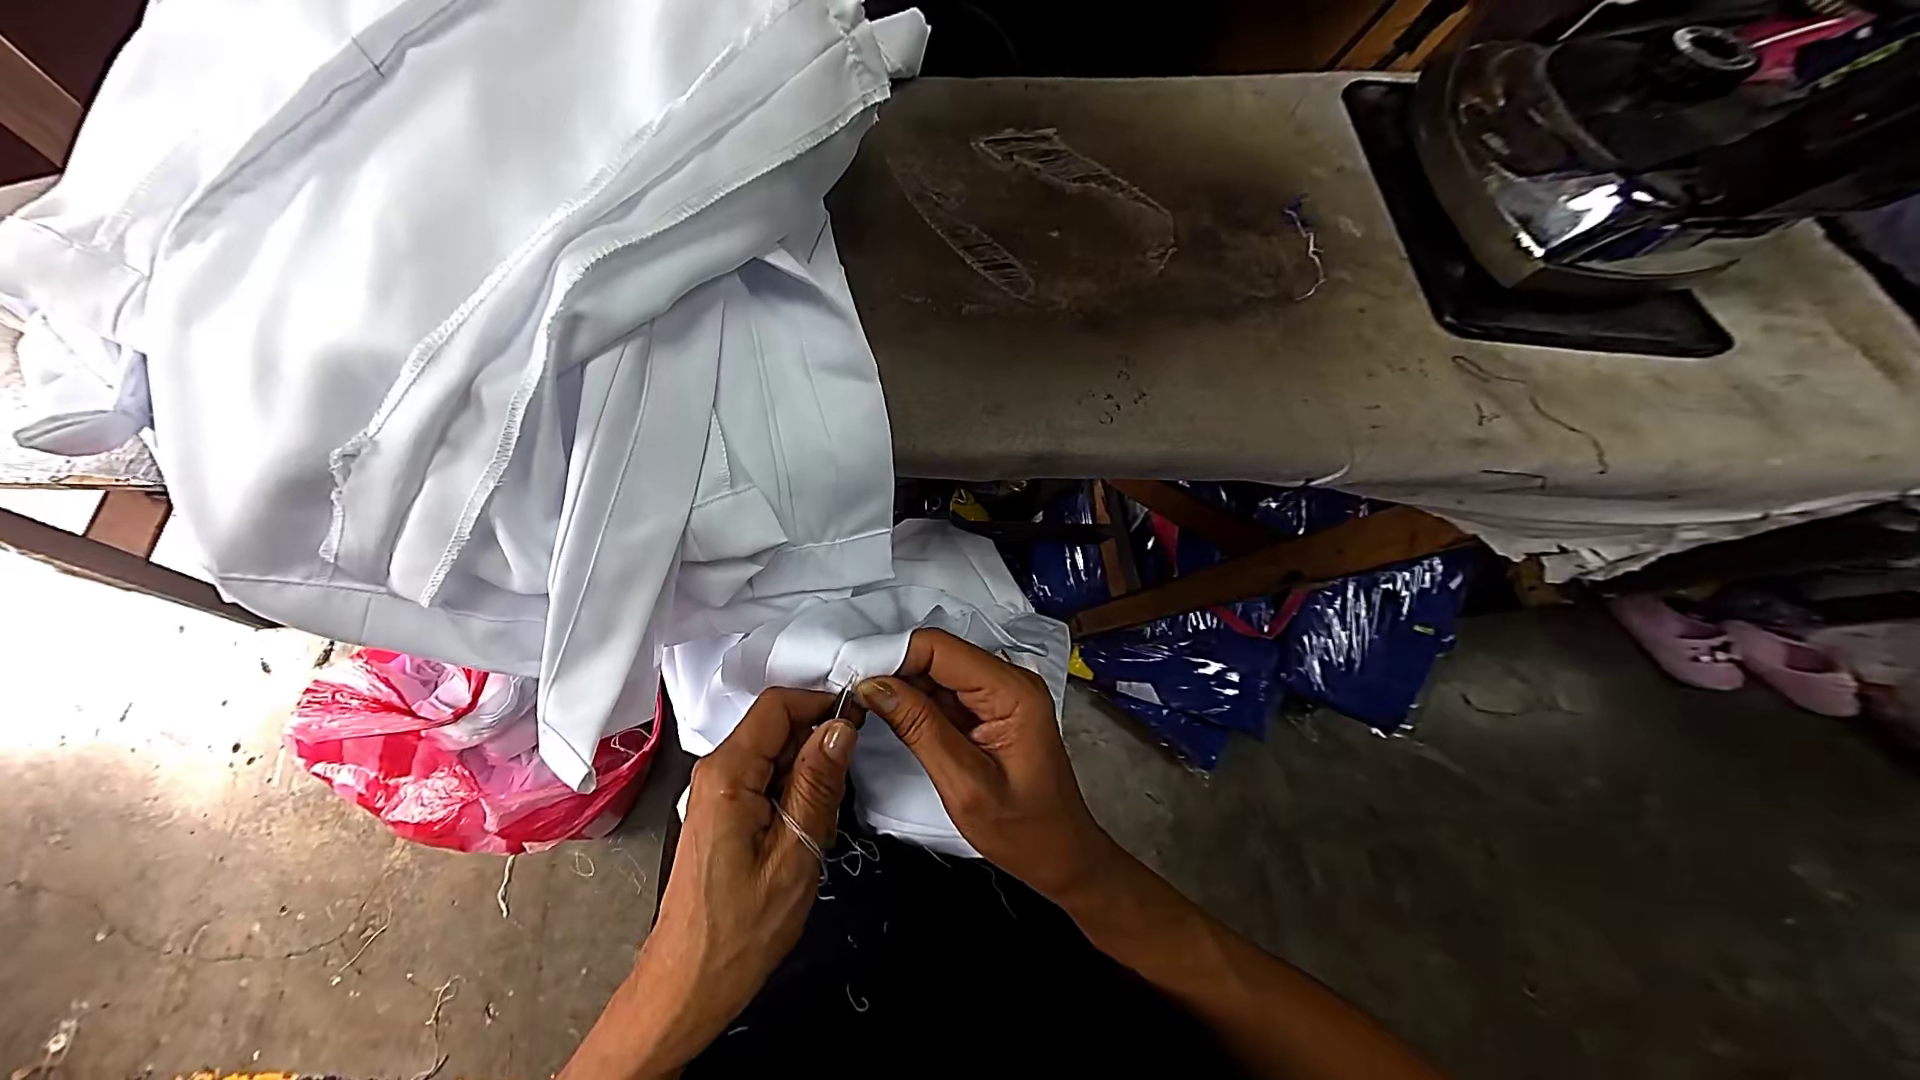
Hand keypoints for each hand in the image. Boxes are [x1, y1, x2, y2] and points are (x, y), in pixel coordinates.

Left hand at [560, 689, 856, 1079]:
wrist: (689, 983)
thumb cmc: (735, 934)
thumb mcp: (794, 853)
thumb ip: (818, 783)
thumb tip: (840, 729)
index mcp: (727, 776)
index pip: (778, 705)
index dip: (821, 702)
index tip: (856, 718)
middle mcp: (716, 774)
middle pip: (777, 724)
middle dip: (818, 742)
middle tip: (842, 782)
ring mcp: (718, 791)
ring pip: (776, 750)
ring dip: (809, 770)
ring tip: (819, 817)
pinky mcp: (724, 808)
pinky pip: (767, 775)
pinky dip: (795, 789)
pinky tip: (803, 826)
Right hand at [855, 628, 1123, 903]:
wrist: (1063, 856)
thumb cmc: (1023, 830)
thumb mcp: (965, 784)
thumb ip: (918, 727)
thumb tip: (873, 686)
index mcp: (1011, 690)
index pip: (940, 648)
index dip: (893, 656)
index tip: (855, 679)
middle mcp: (1008, 680)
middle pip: (938, 655)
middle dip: (894, 671)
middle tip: (853, 696)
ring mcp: (1000, 694)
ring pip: (937, 672)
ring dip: (902, 688)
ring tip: (865, 708)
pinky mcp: (991, 710)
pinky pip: (946, 693)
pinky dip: (917, 703)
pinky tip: (893, 718)